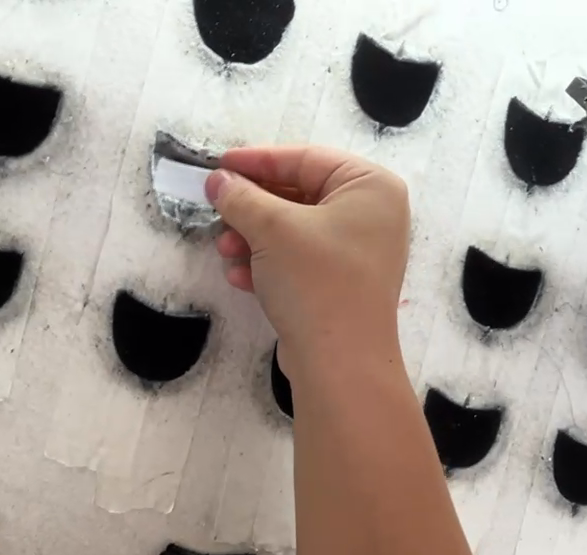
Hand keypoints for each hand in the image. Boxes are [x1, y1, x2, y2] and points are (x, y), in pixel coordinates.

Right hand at [208, 145, 410, 368]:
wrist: (338, 362)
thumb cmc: (316, 282)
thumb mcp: (273, 230)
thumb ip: (241, 199)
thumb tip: (217, 180)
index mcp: (369, 187)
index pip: (304, 160)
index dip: (257, 161)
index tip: (218, 165)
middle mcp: (369, 216)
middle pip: (297, 197)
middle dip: (251, 209)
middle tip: (217, 214)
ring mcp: (354, 254)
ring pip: (291, 234)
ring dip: (252, 241)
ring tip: (225, 252)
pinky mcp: (336, 287)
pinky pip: (295, 263)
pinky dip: (265, 266)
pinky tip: (239, 277)